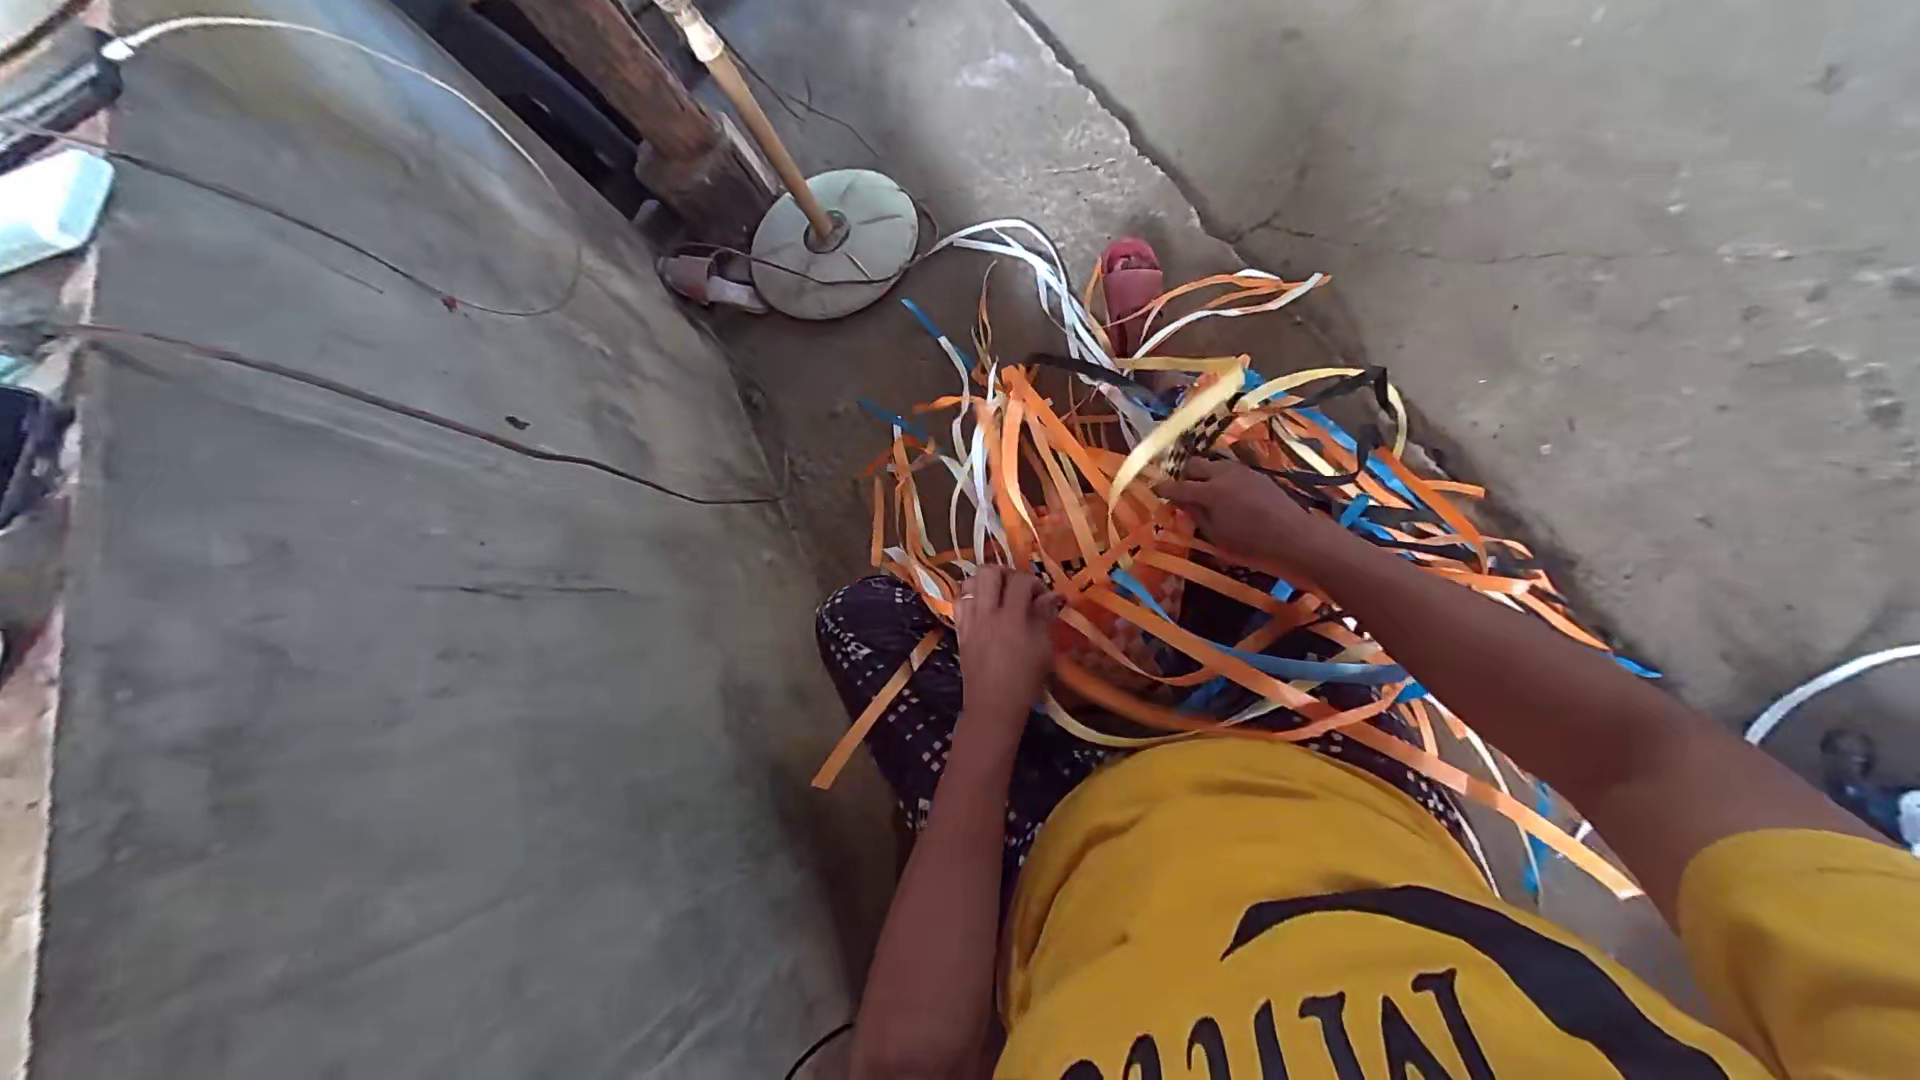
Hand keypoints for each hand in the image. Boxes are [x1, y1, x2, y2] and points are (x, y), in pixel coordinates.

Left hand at [954, 566, 1064, 730]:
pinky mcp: (959, 630)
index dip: (1034, 582)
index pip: (1021, 581)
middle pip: (989, 571)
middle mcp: (986, 613)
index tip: (1042, 596)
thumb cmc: (1024, 681)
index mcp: (1011, 618)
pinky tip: (983, 607)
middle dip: (1006, 573)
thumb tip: (1053, 595)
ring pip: (970, 582)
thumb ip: (1044, 617)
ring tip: (998, 595)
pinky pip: (960, 601)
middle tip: (1017, 588)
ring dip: (986, 582)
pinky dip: (971, 596)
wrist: (993, 706)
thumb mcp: (1043, 649)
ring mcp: (969, 621)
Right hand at [1155, 457, 1345, 575]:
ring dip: (1204, 473)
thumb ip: (1196, 516)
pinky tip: (1225, 491)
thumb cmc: (1251, 545)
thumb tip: (1182, 503)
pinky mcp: (1257, 474)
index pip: (1178, 487)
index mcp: (1209, 492)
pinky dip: (1222, 476)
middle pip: (1195, 464)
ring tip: (1203, 489)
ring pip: (1214, 463)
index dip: (1164, 489)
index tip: (1155, 491)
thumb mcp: (1216, 537)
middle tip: (1182, 490)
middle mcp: (1223, 475)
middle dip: (1184, 475)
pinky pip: (1231, 469)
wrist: (1295, 539)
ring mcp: (1242, 471)